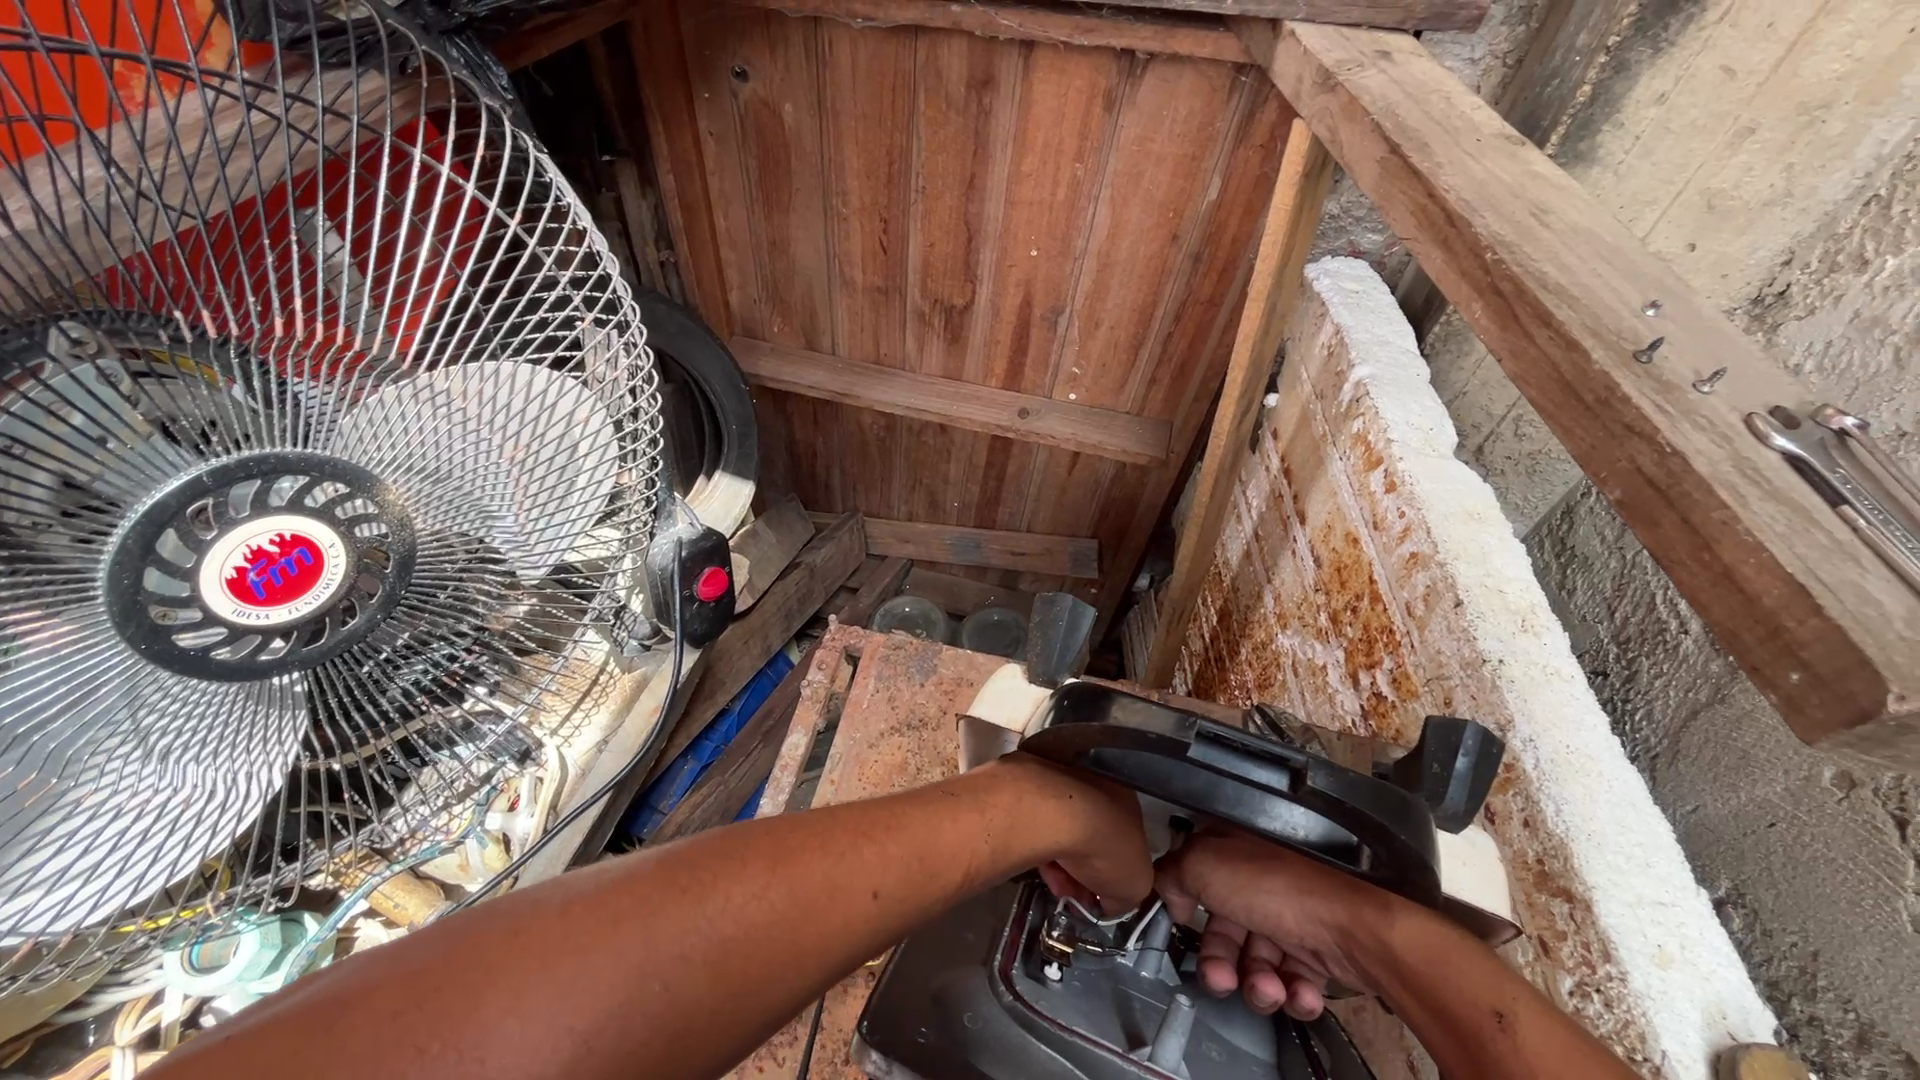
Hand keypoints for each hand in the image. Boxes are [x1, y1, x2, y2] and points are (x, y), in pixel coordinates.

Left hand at [985, 754, 1153, 916]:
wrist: (1056, 813)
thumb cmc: (1106, 843)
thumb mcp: (1136, 882)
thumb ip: (1127, 893)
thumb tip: (1111, 901)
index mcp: (1125, 797)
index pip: (1121, 839)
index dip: (1112, 873)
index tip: (1100, 896)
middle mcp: (1094, 782)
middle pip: (1089, 836)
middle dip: (1083, 872)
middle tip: (1075, 894)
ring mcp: (1057, 782)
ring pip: (1060, 832)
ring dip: (1061, 865)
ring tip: (1055, 885)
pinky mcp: (1027, 788)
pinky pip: (1036, 825)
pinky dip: (1038, 848)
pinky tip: (1040, 867)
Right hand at [1155, 830, 1405, 1020]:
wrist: (1357, 926)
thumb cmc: (1280, 886)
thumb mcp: (1204, 865)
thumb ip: (1170, 874)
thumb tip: (1166, 894)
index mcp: (1235, 847)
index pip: (1197, 876)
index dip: (1184, 905)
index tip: (1178, 928)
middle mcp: (1262, 876)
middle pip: (1224, 928)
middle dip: (1219, 962)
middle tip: (1221, 980)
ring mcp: (1292, 912)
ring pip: (1256, 959)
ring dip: (1256, 984)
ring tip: (1269, 990)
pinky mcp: (1319, 948)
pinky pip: (1292, 978)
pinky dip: (1291, 993)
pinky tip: (1296, 992)